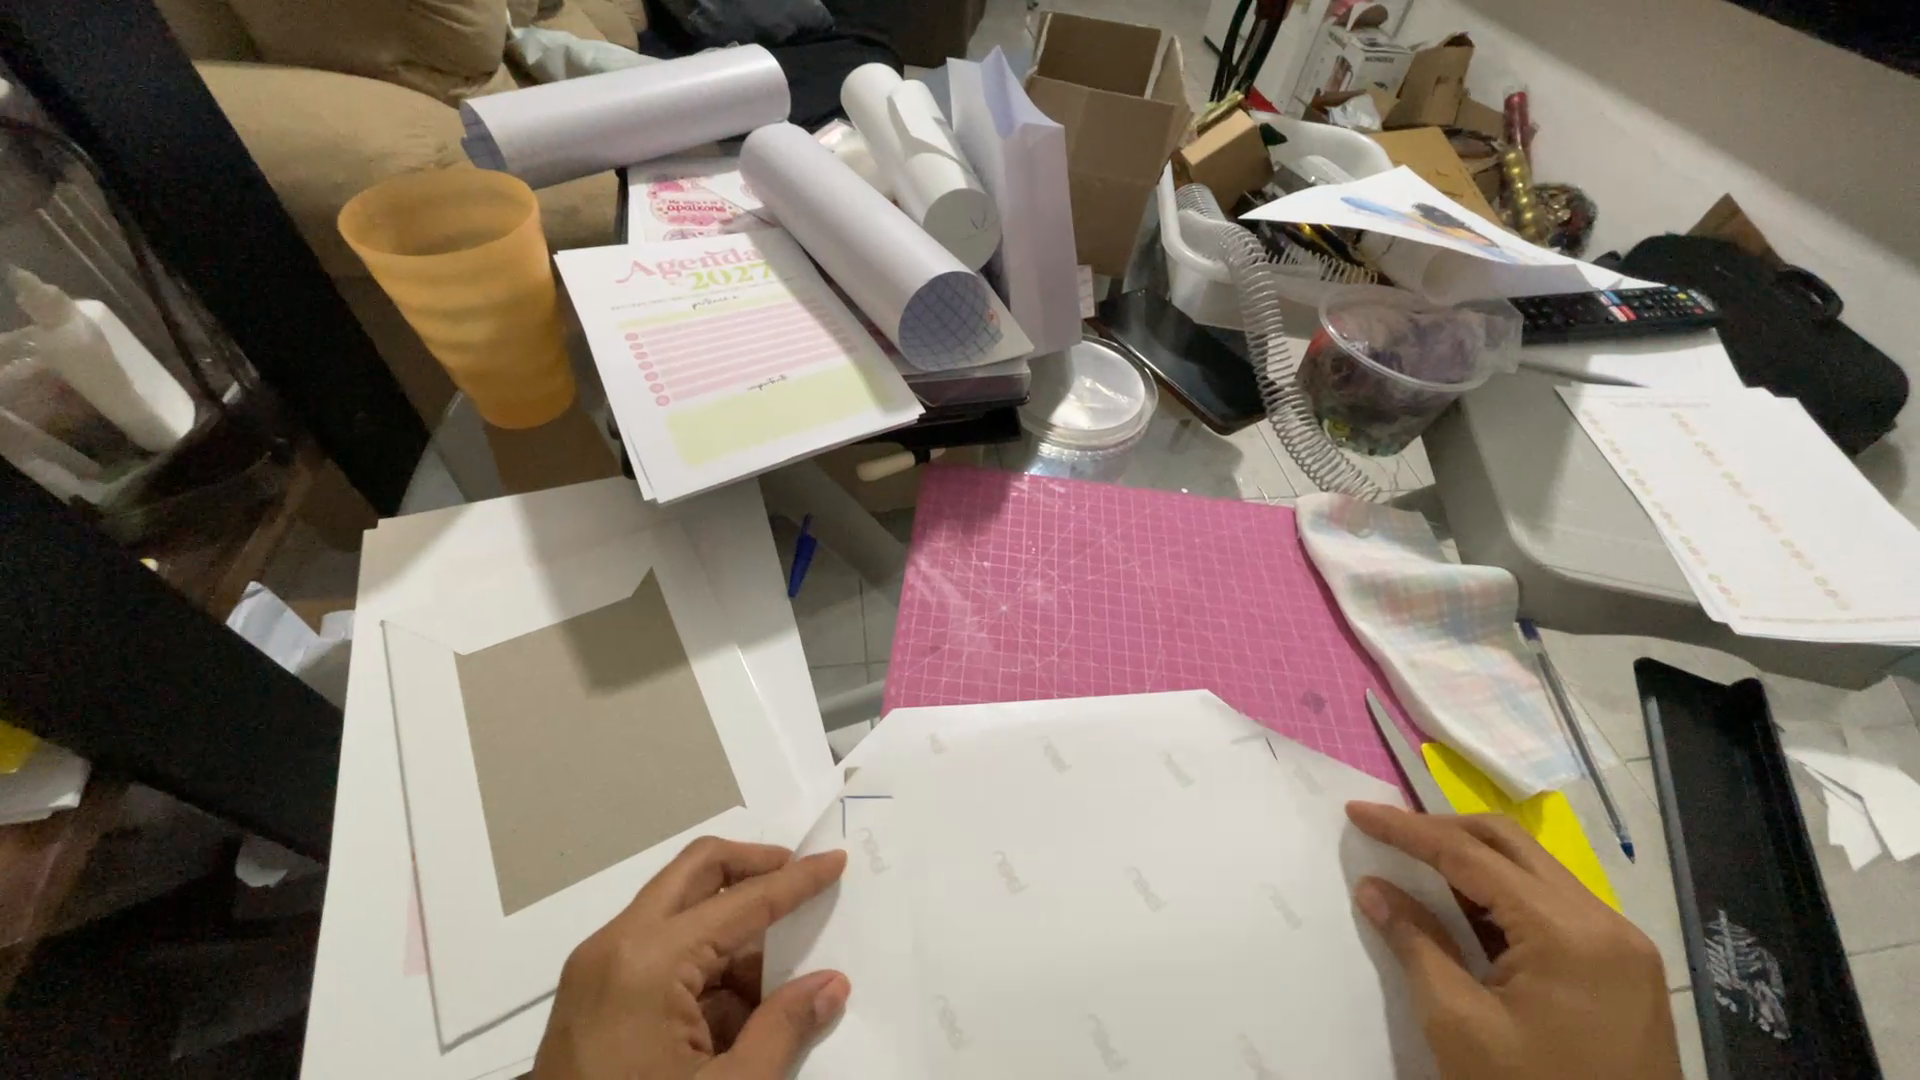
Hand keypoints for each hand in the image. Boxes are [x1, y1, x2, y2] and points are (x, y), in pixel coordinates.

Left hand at [532, 838, 849, 1079]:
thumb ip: (783, 1030)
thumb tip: (831, 985)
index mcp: (649, 961)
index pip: (742, 901)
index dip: (796, 881)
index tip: (835, 861)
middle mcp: (617, 946)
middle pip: (697, 872)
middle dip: (754, 867)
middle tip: (800, 879)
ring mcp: (598, 969)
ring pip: (679, 911)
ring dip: (733, 928)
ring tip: (778, 978)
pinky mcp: (591, 996)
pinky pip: (660, 953)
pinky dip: (704, 966)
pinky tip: (739, 1010)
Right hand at [1346, 802, 1681, 1079]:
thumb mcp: (1459, 1022)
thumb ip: (1415, 941)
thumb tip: (1374, 888)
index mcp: (1567, 932)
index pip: (1470, 855)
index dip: (1407, 829)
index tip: (1357, 811)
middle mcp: (1605, 923)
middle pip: (1509, 844)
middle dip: (1441, 830)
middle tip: (1387, 833)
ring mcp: (1622, 946)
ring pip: (1532, 869)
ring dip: (1471, 860)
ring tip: (1415, 866)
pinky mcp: (1623, 969)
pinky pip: (1552, 904)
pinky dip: (1501, 895)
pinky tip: (1464, 910)